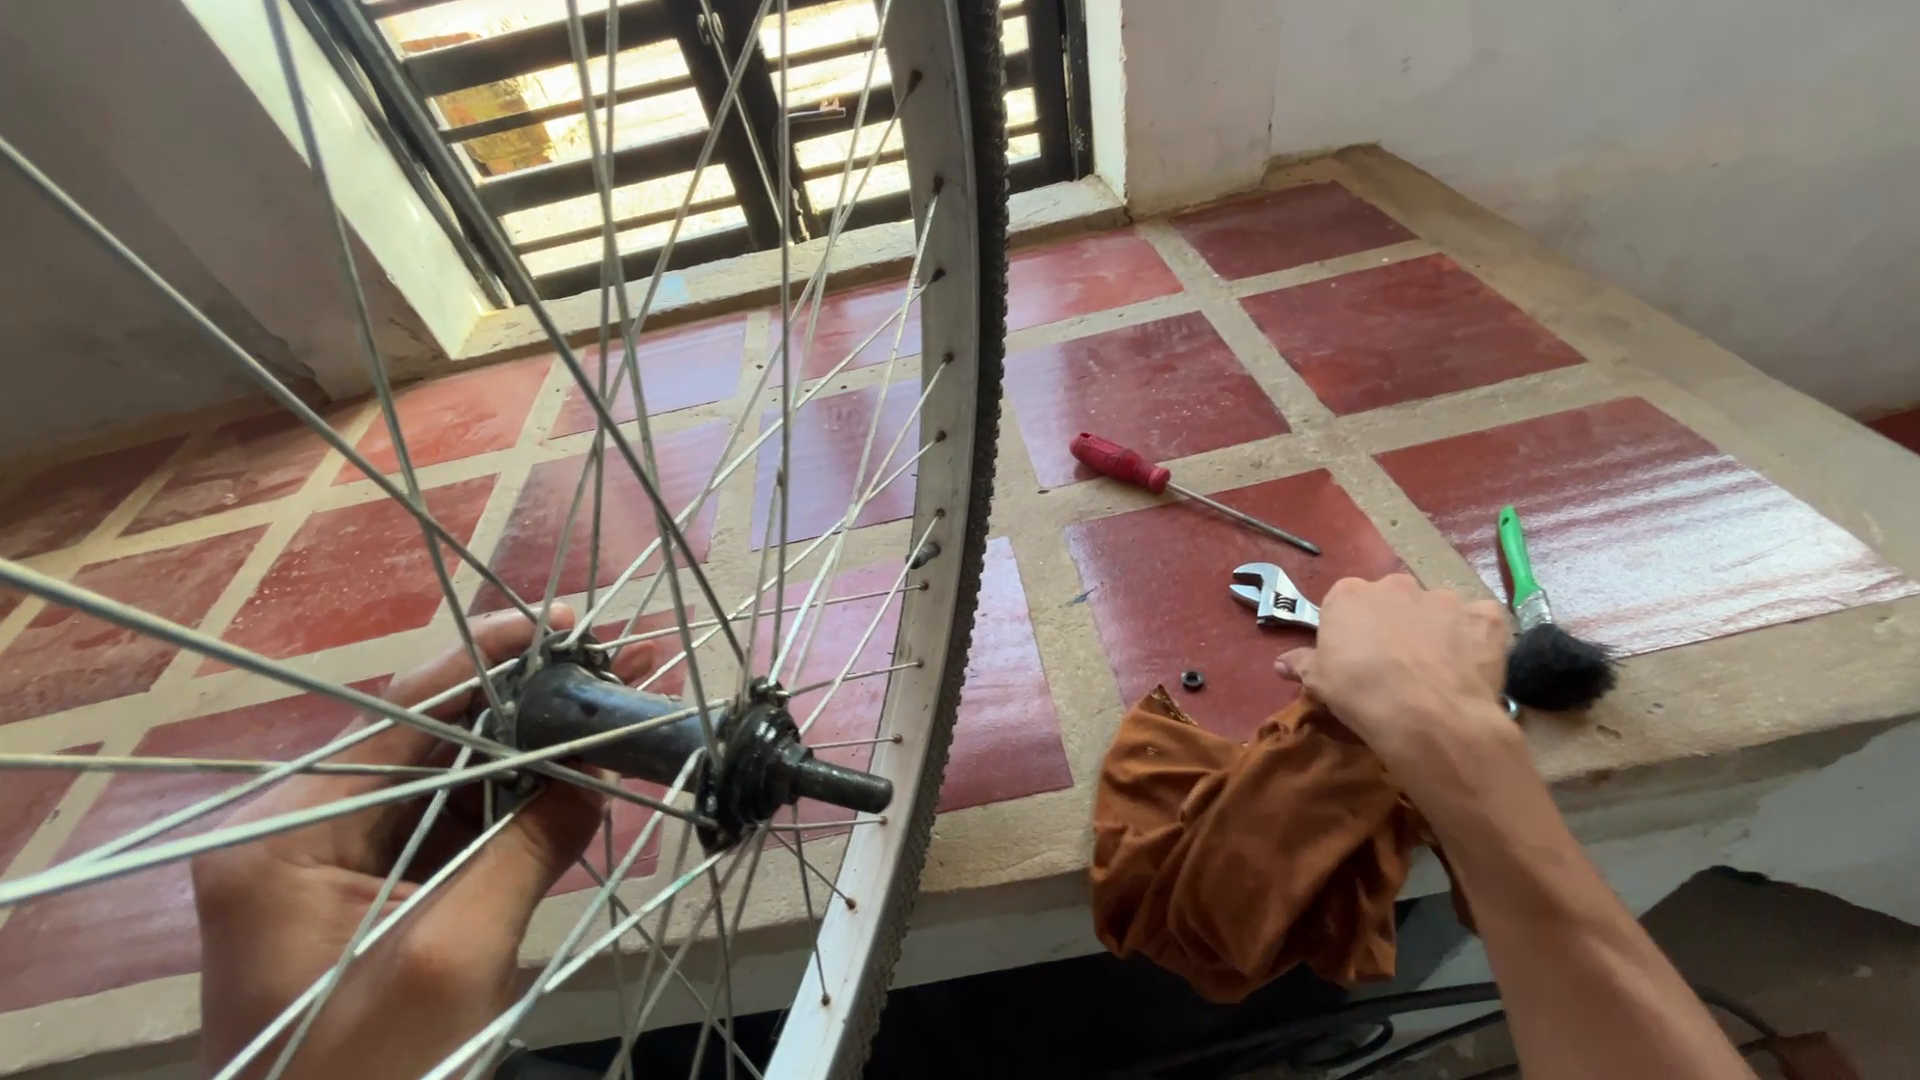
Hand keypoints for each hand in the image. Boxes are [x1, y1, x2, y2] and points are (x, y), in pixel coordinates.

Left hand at [193, 604, 656, 1079]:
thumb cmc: (370, 1074)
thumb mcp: (454, 952)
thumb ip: (528, 844)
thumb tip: (602, 769)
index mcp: (294, 833)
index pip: (405, 712)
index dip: (490, 658)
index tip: (568, 624)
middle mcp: (321, 827)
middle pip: (444, 734)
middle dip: (536, 695)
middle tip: (616, 659)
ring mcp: (363, 858)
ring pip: (470, 772)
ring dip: (547, 739)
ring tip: (622, 697)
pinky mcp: (404, 885)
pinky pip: (479, 818)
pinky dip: (540, 792)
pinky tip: (597, 764)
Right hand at [1275, 574, 1514, 778]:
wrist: (1425, 714)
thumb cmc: (1359, 690)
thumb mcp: (1318, 680)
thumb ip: (1301, 664)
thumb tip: (1280, 663)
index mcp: (1348, 594)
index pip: (1345, 603)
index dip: (1350, 630)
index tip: (1354, 656)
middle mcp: (1395, 585)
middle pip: (1391, 600)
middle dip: (1393, 623)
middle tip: (1393, 662)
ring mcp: (1443, 598)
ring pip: (1436, 609)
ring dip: (1434, 629)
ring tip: (1435, 667)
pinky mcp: (1485, 616)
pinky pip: (1479, 620)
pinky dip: (1476, 636)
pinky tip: (1470, 662)